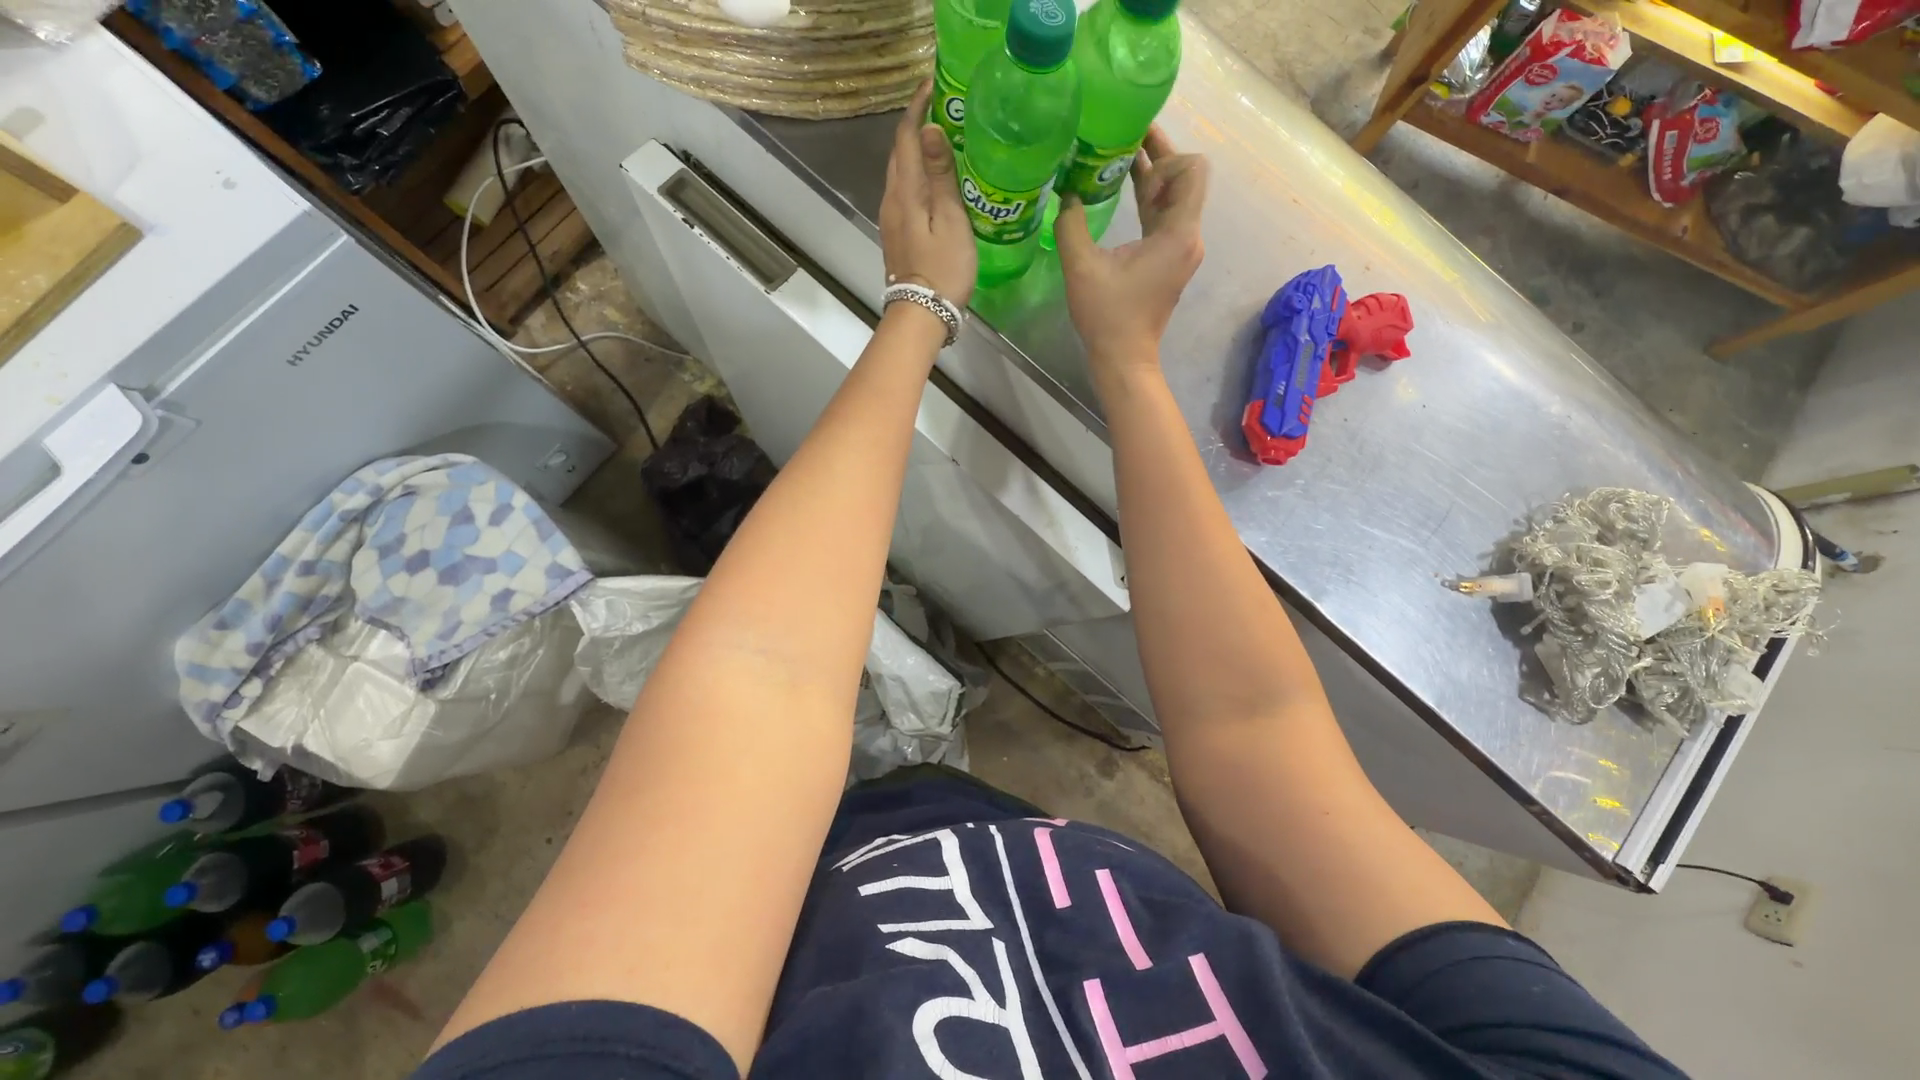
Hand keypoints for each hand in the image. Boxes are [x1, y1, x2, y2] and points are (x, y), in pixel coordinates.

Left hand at [881, 81, 976, 307]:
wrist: (921, 314)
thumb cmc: (943, 269)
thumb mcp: (949, 220)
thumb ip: (940, 175)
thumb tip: (930, 128)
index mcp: (905, 191)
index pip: (908, 136)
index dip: (918, 107)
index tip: (934, 84)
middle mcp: (891, 199)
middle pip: (900, 151)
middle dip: (917, 124)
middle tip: (944, 107)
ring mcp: (891, 217)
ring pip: (900, 170)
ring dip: (917, 148)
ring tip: (943, 136)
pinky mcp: (897, 232)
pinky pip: (904, 189)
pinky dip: (917, 172)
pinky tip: (935, 176)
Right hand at [1056, 127, 1209, 371]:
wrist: (1124, 358)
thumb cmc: (1107, 315)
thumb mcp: (1081, 266)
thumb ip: (1071, 223)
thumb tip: (1066, 191)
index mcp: (1177, 233)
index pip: (1192, 170)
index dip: (1167, 157)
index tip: (1133, 163)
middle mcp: (1188, 236)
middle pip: (1185, 178)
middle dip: (1159, 155)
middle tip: (1125, 133)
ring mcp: (1181, 248)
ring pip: (1175, 196)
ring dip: (1151, 176)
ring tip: (1118, 153)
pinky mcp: (1169, 258)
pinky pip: (1164, 216)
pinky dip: (1148, 199)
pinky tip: (1120, 187)